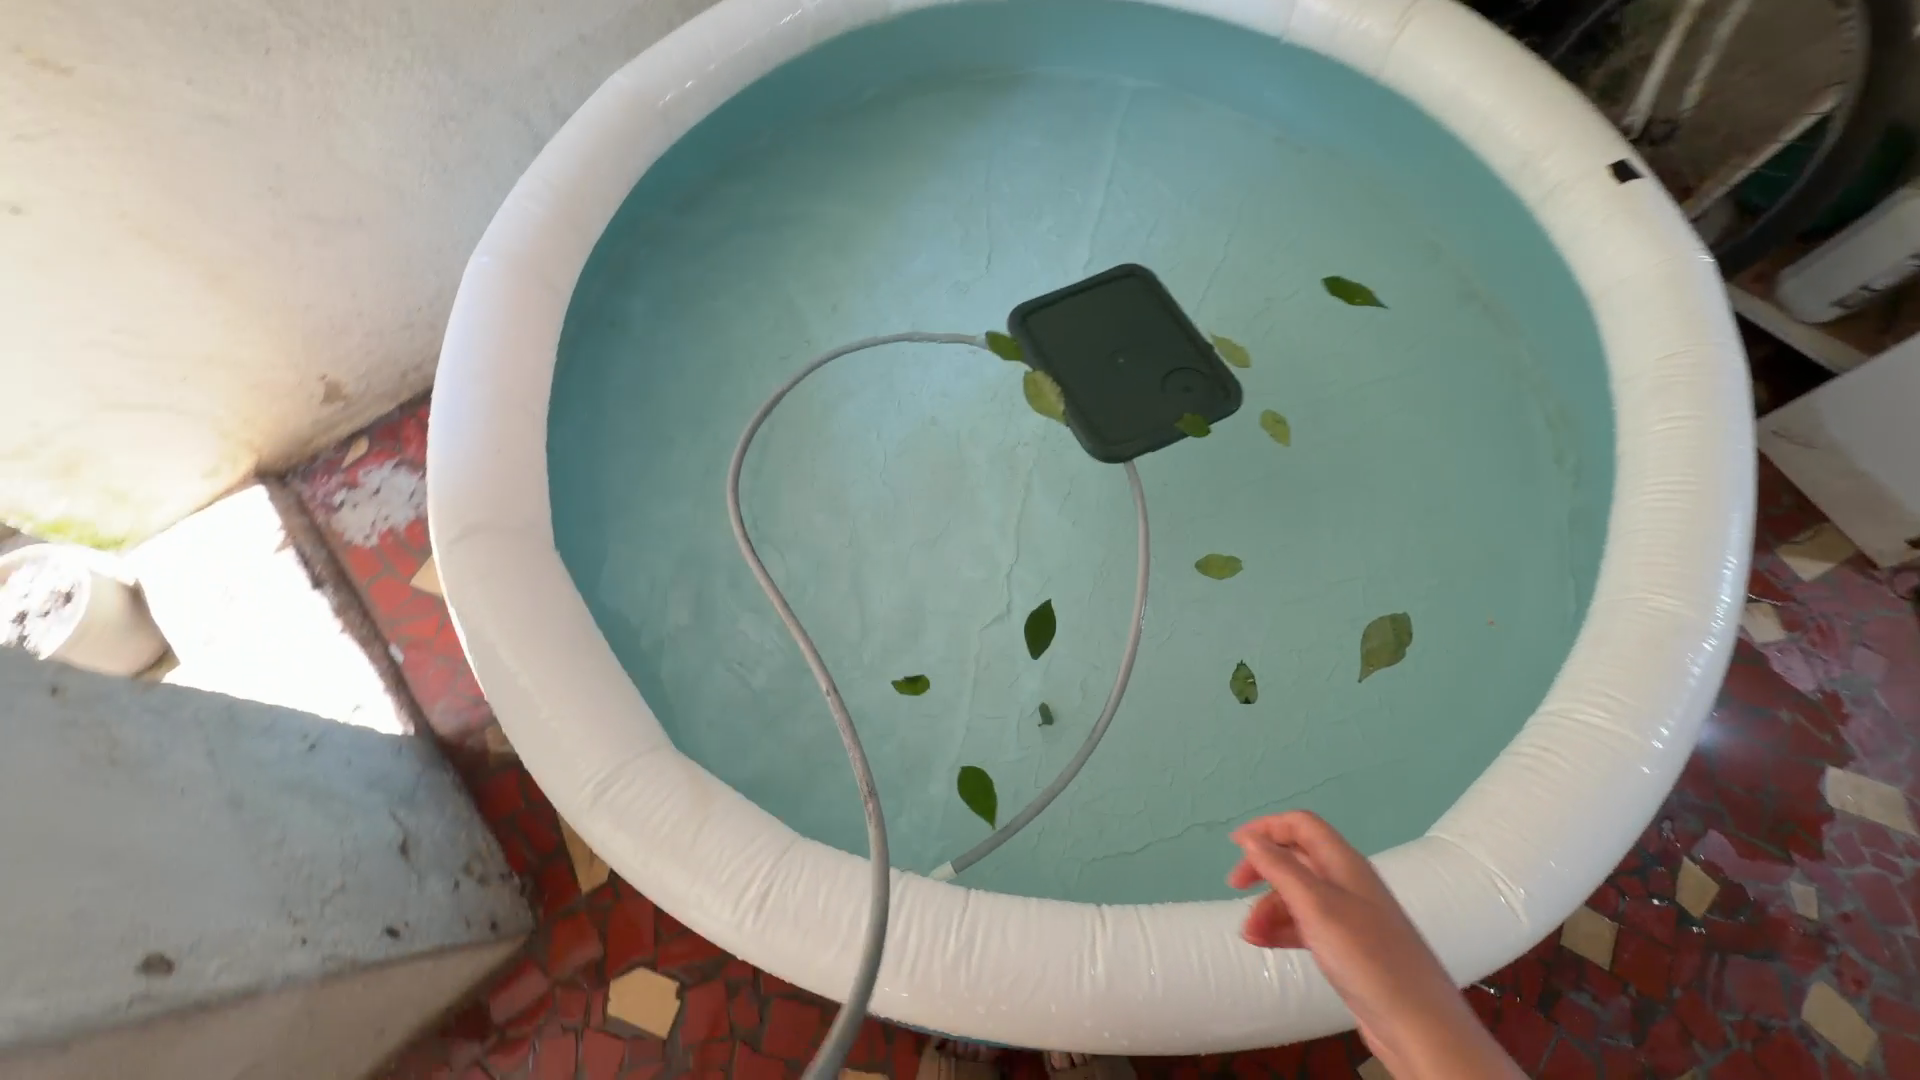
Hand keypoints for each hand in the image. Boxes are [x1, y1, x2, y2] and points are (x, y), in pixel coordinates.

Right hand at [1227, 812, 1521, 1079]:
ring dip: (1268, 907)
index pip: (1301, 825)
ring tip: (1249, 934)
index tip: (1235, 846)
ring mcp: (1349, 916)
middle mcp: (1347, 883)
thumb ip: (1281, 868)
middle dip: (1263, 870)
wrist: (1419, 1026)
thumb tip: (1250, 839)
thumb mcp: (1316, 906)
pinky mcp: (1347, 947)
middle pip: (1296, 858)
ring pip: (1297, 895)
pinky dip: (1281, 929)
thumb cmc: (1366, 957)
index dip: (1267, 827)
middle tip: (1235, 888)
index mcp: (1344, 863)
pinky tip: (1264, 943)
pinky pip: (1305, 925)